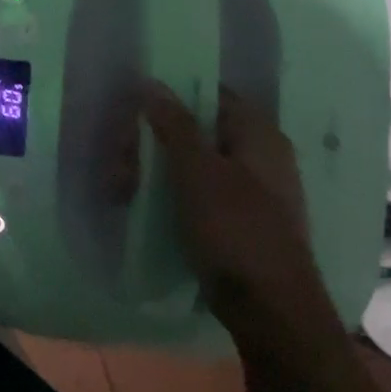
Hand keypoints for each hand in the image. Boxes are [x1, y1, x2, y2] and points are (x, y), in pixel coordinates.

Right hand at [141, 82, 327, 319]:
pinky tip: (145, 201)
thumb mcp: (197, 171)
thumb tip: (150, 81)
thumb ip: (174, 124)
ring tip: (123, 180)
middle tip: (121, 147)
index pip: (214, 94)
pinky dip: (173, 190)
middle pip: (201, 128)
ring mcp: (254, 191)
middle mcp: (262, 156)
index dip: (175, 91)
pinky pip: (200, 190)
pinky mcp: (241, 220)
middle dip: (158, 134)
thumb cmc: (236, 230)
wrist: (269, 310)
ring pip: (196, 161)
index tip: (135, 99)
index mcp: (260, 136)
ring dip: (159, 165)